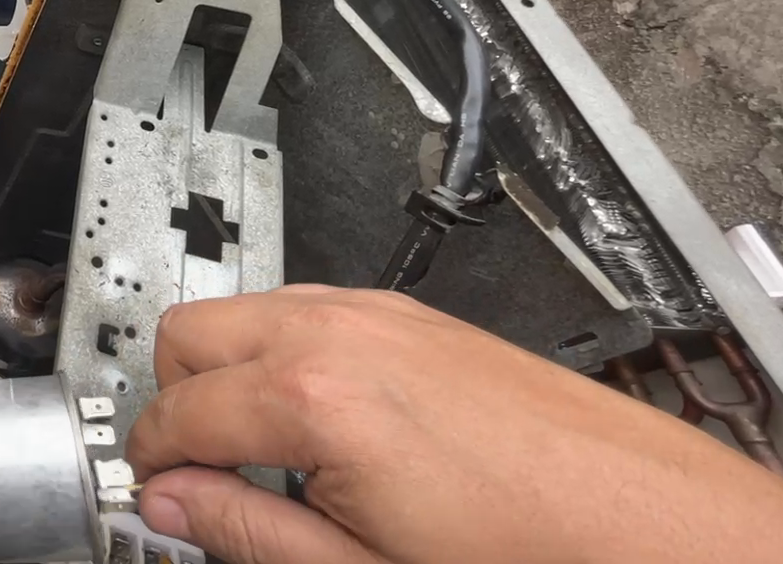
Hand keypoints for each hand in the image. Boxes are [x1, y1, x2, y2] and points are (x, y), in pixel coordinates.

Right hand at [128, 285, 782, 563]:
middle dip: (173, 396)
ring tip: (262, 443)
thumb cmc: (547, 562)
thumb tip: (169, 504)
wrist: (692, 540)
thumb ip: (246, 532)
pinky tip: (316, 412)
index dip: (151, 457)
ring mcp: (364, 310)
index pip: (177, 410)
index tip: (154, 485)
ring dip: (220, 368)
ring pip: (231, 311)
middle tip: (198, 462)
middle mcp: (327, 330)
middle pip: (182, 333)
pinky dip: (272, 348)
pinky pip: (293, 306)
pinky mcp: (399, 309)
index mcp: (311, 396)